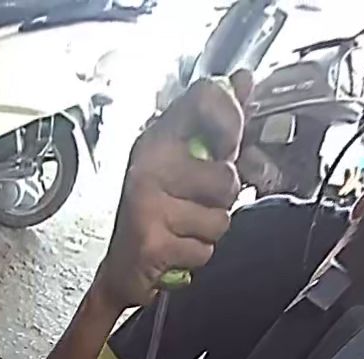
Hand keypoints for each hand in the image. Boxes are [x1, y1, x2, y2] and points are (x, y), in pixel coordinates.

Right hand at [93, 71, 251, 309]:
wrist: (121, 271)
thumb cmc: (152, 217)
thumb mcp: (178, 164)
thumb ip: (213, 126)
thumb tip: (243, 82)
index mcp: (155, 141)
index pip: (205, 98)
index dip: (231, 119)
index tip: (228, 145)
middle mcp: (148, 168)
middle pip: (226, 175)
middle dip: (222, 199)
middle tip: (195, 205)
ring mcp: (148, 207)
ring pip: (220, 219)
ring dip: (209, 231)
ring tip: (184, 230)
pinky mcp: (153, 244)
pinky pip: (204, 249)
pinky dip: (196, 256)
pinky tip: (175, 251)